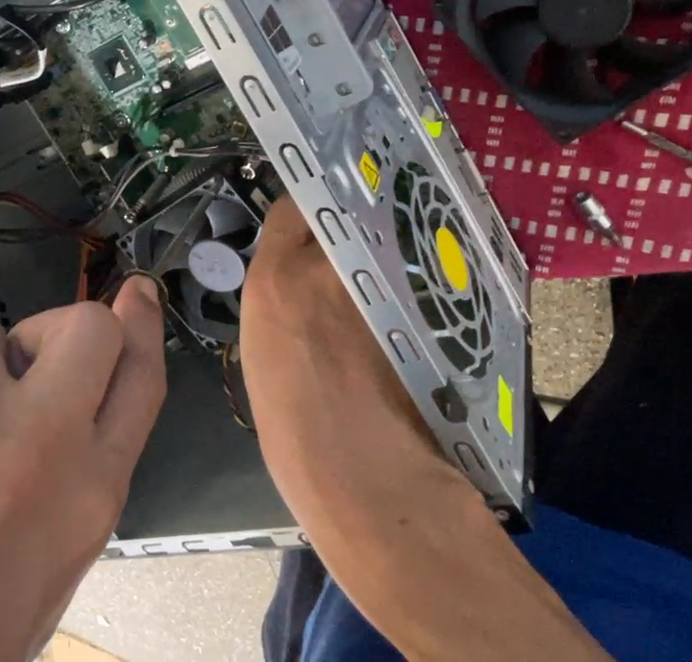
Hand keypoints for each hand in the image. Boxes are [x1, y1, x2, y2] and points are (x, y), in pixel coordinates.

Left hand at [0, 277, 165, 661]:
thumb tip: (81, 393)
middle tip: (31, 361)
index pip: (140, 376)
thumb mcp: (55, 563)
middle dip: (63, 328)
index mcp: (88, 494)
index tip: (134, 295)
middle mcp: (36, 443)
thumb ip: (81, 473)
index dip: (142, 325)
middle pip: (86, 325)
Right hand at [241, 196, 454, 510]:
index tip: (313, 226)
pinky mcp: (427, 300)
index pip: (289, 209)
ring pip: (384, 235)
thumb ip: (283, 302)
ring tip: (389, 266)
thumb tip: (303, 286)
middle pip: (341, 212)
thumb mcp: (265, 354)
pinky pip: (416, 267)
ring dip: (385, 242)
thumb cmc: (298, 436)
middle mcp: (327, 265)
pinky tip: (417, 295)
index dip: (304, 215)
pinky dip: (415, 273)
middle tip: (355, 242)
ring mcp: (382, 279)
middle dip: (347, 221)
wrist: (369, 482)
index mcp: (274, 280)